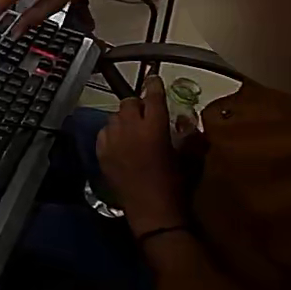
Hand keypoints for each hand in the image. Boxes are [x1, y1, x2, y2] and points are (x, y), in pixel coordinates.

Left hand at [97, 77, 186, 238]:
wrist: (152, 211)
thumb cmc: (176, 185)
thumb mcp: (189, 158)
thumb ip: (188, 136)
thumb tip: (185, 121)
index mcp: (153, 129)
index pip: (152, 98)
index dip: (154, 86)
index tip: (154, 78)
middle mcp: (128, 130)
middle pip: (128, 103)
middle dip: (138, 103)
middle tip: (146, 110)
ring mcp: (111, 141)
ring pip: (114, 117)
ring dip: (124, 118)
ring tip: (133, 127)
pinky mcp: (101, 152)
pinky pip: (104, 132)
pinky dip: (112, 131)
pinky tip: (120, 140)